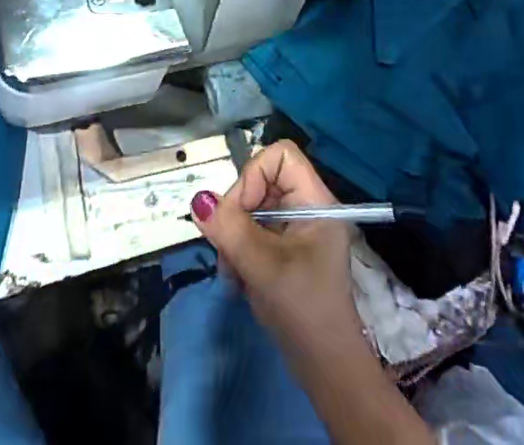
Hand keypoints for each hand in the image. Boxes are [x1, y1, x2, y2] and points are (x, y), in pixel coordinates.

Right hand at [191, 141, 361, 346]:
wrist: (325, 368)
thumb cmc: (304, 310)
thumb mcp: (262, 266)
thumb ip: (229, 228)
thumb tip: (197, 199)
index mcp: (315, 204)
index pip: (280, 156)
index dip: (254, 175)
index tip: (242, 212)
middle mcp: (306, 209)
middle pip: (258, 181)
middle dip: (235, 212)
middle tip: (229, 245)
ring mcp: (294, 229)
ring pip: (248, 207)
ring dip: (231, 235)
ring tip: (233, 268)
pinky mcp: (282, 248)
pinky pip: (249, 229)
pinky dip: (236, 248)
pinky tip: (238, 276)